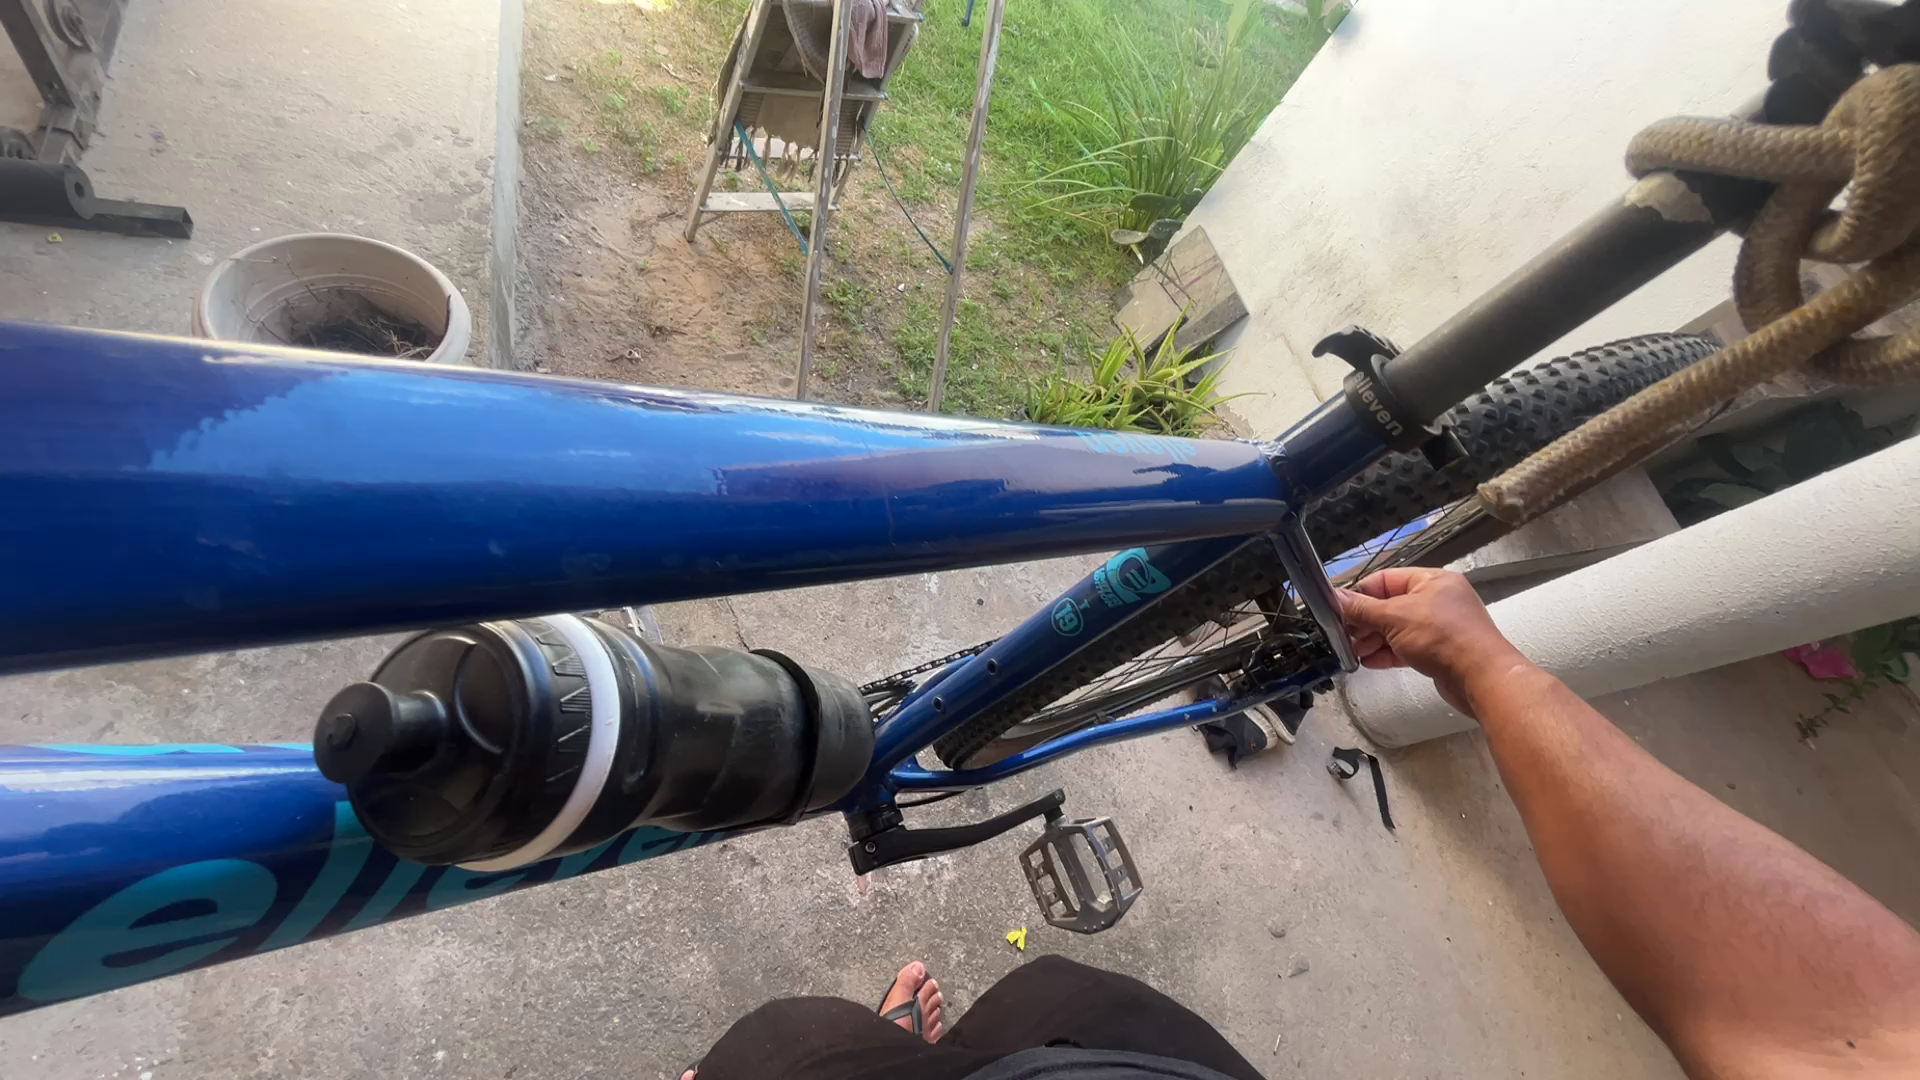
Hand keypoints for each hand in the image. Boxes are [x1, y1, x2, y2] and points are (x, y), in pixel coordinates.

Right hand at [1335, 568, 1529, 715]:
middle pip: (1387, 606)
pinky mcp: (1438, 650)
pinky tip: (1370, 662)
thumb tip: (1336, 597)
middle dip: (1364, 622)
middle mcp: (1436, 600)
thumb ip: (1361, 608)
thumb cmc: (1443, 638)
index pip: (1384, 580)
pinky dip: (1387, 653)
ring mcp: (1438, 626)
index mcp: (1431, 581)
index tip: (1340, 610)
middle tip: (1346, 635)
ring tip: (1356, 652)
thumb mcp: (1394, 617)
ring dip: (1372, 640)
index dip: (1360, 594)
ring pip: (1395, 628)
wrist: (1482, 678)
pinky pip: (1405, 646)